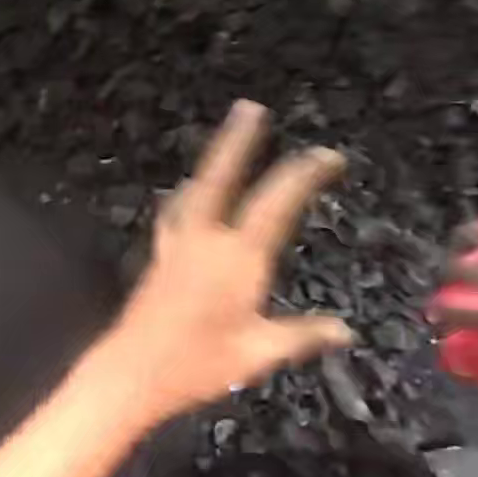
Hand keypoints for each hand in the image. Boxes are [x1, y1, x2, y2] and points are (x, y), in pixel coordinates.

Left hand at [97, 101, 352, 421]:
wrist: (135, 366)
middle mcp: (204, 239)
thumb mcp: (259, 353)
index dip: (301, 175)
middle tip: (249, 109)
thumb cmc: (200, 363)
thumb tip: (342, 329)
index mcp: (237, 259)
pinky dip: (186, 197)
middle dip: (236, 141)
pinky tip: (185, 195)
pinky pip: (175, 213)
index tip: (324, 155)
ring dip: (210, 164)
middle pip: (220, 178)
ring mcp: (176, 243)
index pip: (275, 205)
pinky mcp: (159, 254)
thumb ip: (301, 335)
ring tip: (223, 145)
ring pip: (195, 190)